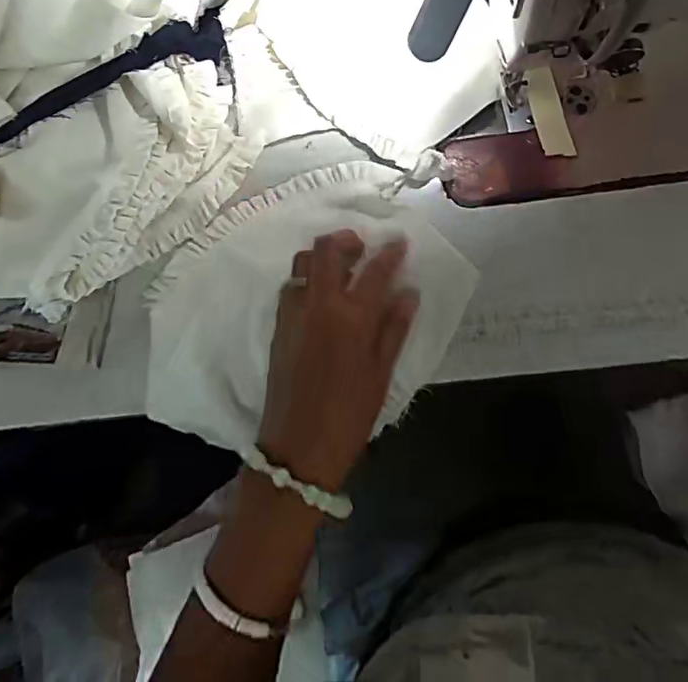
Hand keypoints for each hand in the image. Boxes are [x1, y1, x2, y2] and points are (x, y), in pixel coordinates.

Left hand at [257, 231, 417, 492]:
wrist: (298, 448)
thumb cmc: (350, 414)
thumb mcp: (381, 373)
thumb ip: (394, 328)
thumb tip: (409, 293)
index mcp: (352, 317)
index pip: (375, 270)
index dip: (391, 252)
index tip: (400, 242)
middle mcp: (320, 305)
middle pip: (328, 250)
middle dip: (347, 239)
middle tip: (362, 245)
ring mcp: (294, 312)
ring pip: (303, 262)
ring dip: (322, 255)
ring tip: (341, 265)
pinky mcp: (278, 325)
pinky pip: (291, 285)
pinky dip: (306, 277)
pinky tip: (320, 293)